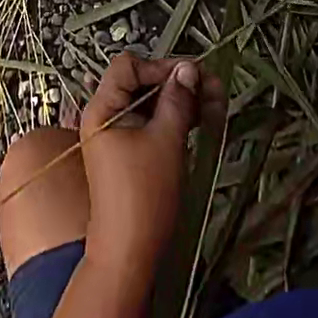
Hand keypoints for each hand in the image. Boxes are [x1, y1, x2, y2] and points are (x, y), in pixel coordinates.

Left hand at [79, 52, 204, 266]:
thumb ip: (177, 101)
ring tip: (215, 102)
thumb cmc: (144, 195)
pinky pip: (150, 122)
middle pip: (140, 82)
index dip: (160, 66)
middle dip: (176, 82)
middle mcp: (104, 115)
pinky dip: (174, 118)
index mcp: (102, 108)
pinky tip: (202, 119)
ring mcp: (115, 133)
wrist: (129, 251)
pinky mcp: (129, 150)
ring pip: (149, 103)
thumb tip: (188, 68)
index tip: (194, 75)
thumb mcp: (166, 141)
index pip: (128, 66)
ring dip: (180, 100)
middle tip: (214, 87)